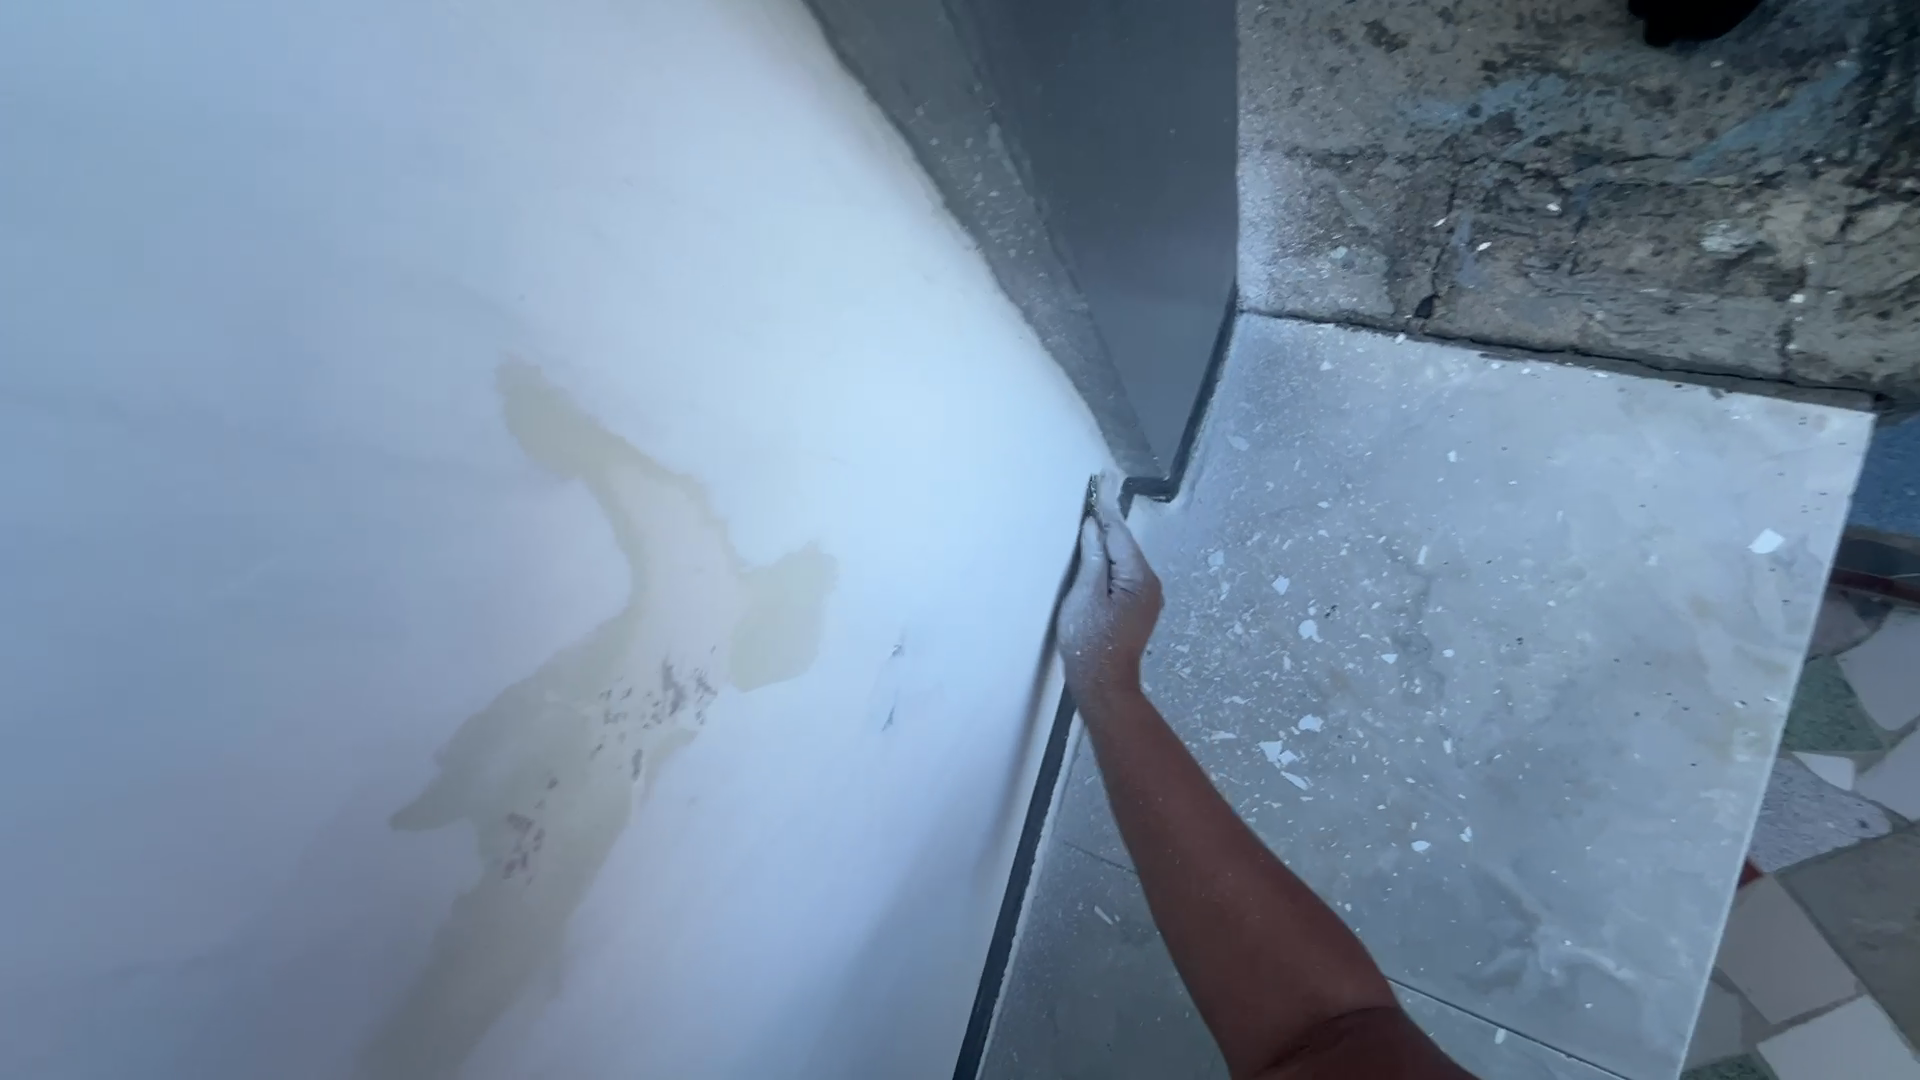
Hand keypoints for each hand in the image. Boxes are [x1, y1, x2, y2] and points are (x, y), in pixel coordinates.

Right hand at [1057, 475, 1162, 708]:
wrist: (1103, 683)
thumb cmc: (1089, 640)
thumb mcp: (1085, 595)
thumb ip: (1092, 558)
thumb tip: (1094, 526)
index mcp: (1139, 577)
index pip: (1119, 534)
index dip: (1106, 509)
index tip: (1101, 481)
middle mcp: (1150, 583)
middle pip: (1123, 545)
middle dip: (1106, 524)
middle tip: (1093, 496)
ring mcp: (1146, 597)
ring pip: (1123, 560)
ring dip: (1106, 543)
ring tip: (1091, 520)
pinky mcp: (1137, 608)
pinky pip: (1122, 574)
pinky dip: (1108, 562)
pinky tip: (1096, 556)